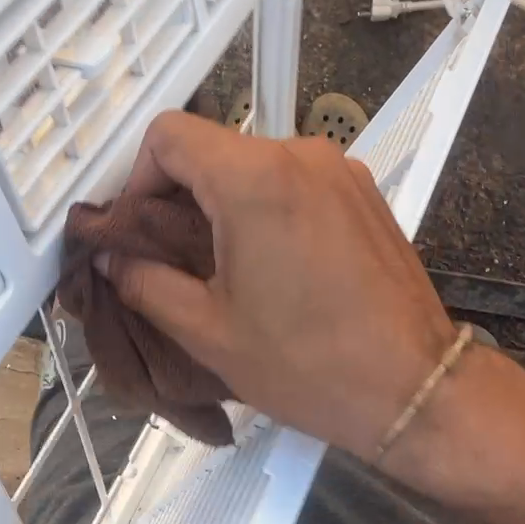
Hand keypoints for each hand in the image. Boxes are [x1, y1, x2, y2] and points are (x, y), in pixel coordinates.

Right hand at [94, 111, 462, 459]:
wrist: (409, 387)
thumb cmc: (306, 365)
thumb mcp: (209, 332)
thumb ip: (147, 285)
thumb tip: (115, 260)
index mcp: (254, 180)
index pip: (168, 137)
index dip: (136, 180)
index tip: (136, 234)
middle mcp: (300, 156)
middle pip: (213, 150)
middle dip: (178, 200)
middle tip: (169, 265)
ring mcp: (340, 173)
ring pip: (255, 169)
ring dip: (223, 210)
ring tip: (223, 277)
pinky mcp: (364, 196)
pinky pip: (295, 187)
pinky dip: (267, 215)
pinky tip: (270, 273)